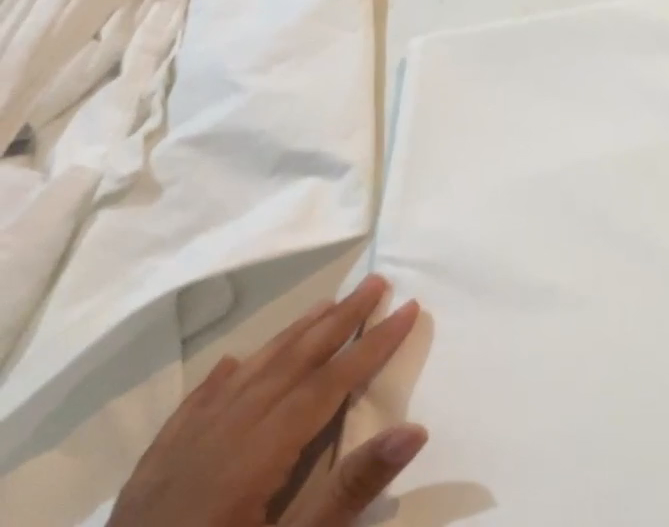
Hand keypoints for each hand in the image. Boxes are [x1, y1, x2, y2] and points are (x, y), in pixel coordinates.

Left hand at [107, 275, 425, 526]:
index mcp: (254, 459)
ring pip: (241, 381)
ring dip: (287, 339)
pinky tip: (233, 364)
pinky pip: (189, 413)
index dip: (372, 345)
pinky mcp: (150, 476)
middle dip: (336, 323)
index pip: (326, 386)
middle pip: (285, 369)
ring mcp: (176, 458)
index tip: (410, 307)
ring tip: (323, 306)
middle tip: (374, 283)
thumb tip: (414, 430)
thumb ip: (352, 488)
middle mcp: (215, 443)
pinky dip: (218, 382)